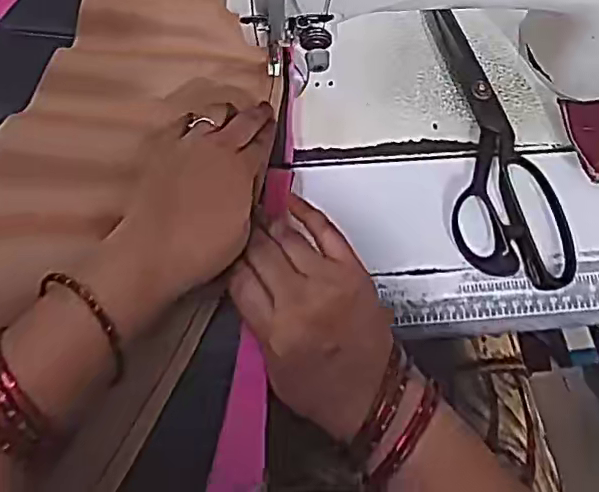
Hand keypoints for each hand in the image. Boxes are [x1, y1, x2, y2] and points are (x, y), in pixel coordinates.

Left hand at [109, 104, 275, 311]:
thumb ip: (249, 202)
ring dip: (228, 114)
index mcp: (242, 169)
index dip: (271, 132)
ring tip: (231, 116)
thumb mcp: (241, 232)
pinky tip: (195, 127)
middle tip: (263, 112)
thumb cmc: (199, 248)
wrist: (152, 249)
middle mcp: (219, 148)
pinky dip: (194, 120)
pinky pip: (184, 120)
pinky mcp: (165, 145)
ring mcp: (191, 143)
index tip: (273, 126)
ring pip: (216, 113)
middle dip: (258, 114)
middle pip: (245, 120)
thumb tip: (249, 191)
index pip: (263, 142)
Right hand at [229, 194, 395, 440]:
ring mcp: (328, 281)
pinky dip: (305, 211)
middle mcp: (301, 302)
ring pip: (287, 236)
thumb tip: (239, 278)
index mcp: (277, 332)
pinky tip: (290, 202)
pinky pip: (323, 228)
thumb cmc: (325, 389)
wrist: (373, 395)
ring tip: (258, 210)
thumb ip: (253, 321)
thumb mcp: (272, 369)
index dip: (229, 261)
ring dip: (269, 221)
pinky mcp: (351, 268)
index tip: (225, 252)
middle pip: (261, 252)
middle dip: (247, 236)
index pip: (240, 280)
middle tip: (238, 225)